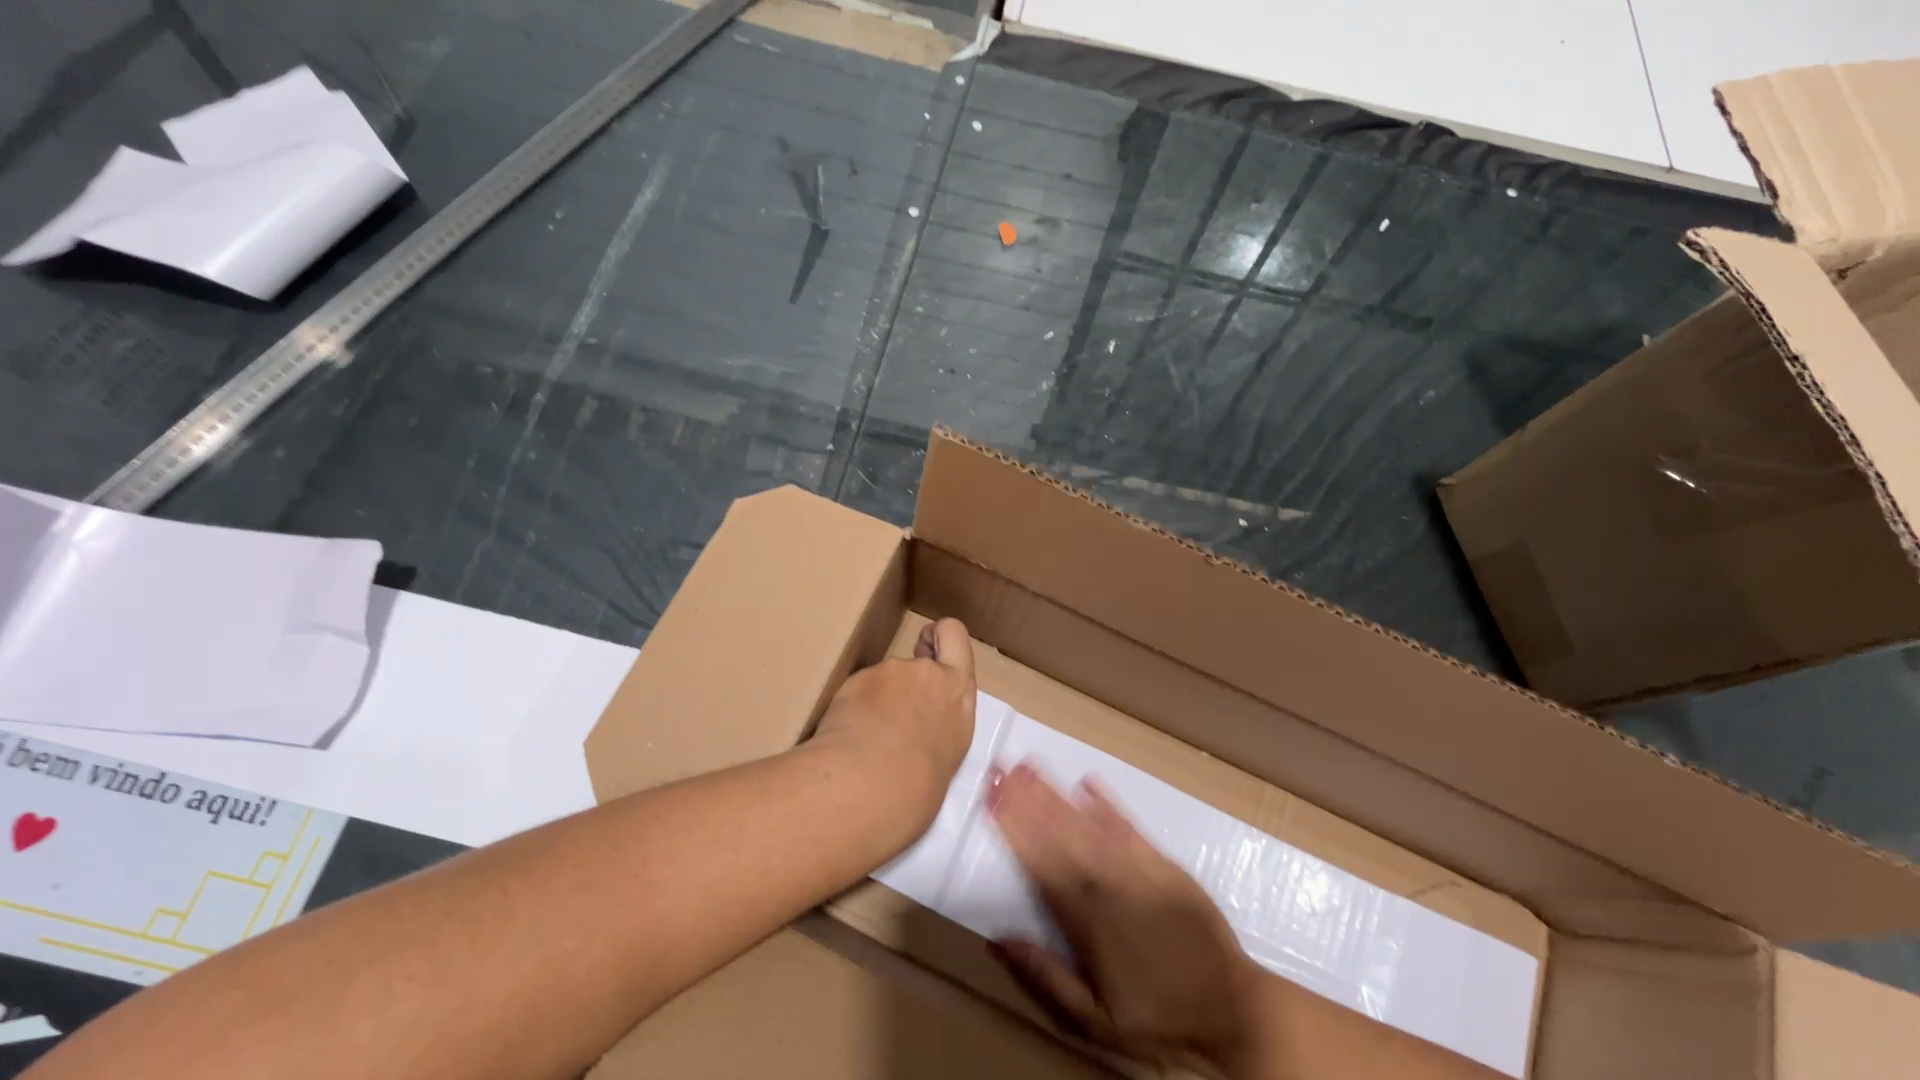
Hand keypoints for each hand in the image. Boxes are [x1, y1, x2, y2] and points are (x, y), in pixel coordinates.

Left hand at [810, 618, 976, 818]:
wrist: (870, 787)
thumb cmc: (919, 790)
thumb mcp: (949, 756)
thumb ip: (940, 729)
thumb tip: (921, 740)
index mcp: (959, 694)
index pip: (955, 635)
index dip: (939, 638)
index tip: (929, 651)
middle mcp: (927, 673)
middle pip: (916, 665)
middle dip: (904, 685)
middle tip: (892, 721)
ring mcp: (889, 672)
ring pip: (883, 680)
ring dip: (877, 701)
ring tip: (867, 741)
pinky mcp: (855, 681)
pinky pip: (856, 692)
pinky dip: (853, 709)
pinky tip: (847, 739)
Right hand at [986, 762, 1265, 1074]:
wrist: (1233, 1009)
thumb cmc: (1157, 1018)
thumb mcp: (1093, 1020)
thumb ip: (1045, 976)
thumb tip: (997, 938)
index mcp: (1086, 921)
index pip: (1039, 864)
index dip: (1013, 829)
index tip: (991, 799)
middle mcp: (1110, 886)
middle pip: (1060, 835)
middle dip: (1027, 800)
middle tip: (1001, 768)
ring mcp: (1141, 871)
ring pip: (1090, 825)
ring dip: (1058, 794)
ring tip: (1032, 766)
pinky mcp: (1168, 866)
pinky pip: (1132, 828)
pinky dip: (1109, 805)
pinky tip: (1088, 783)